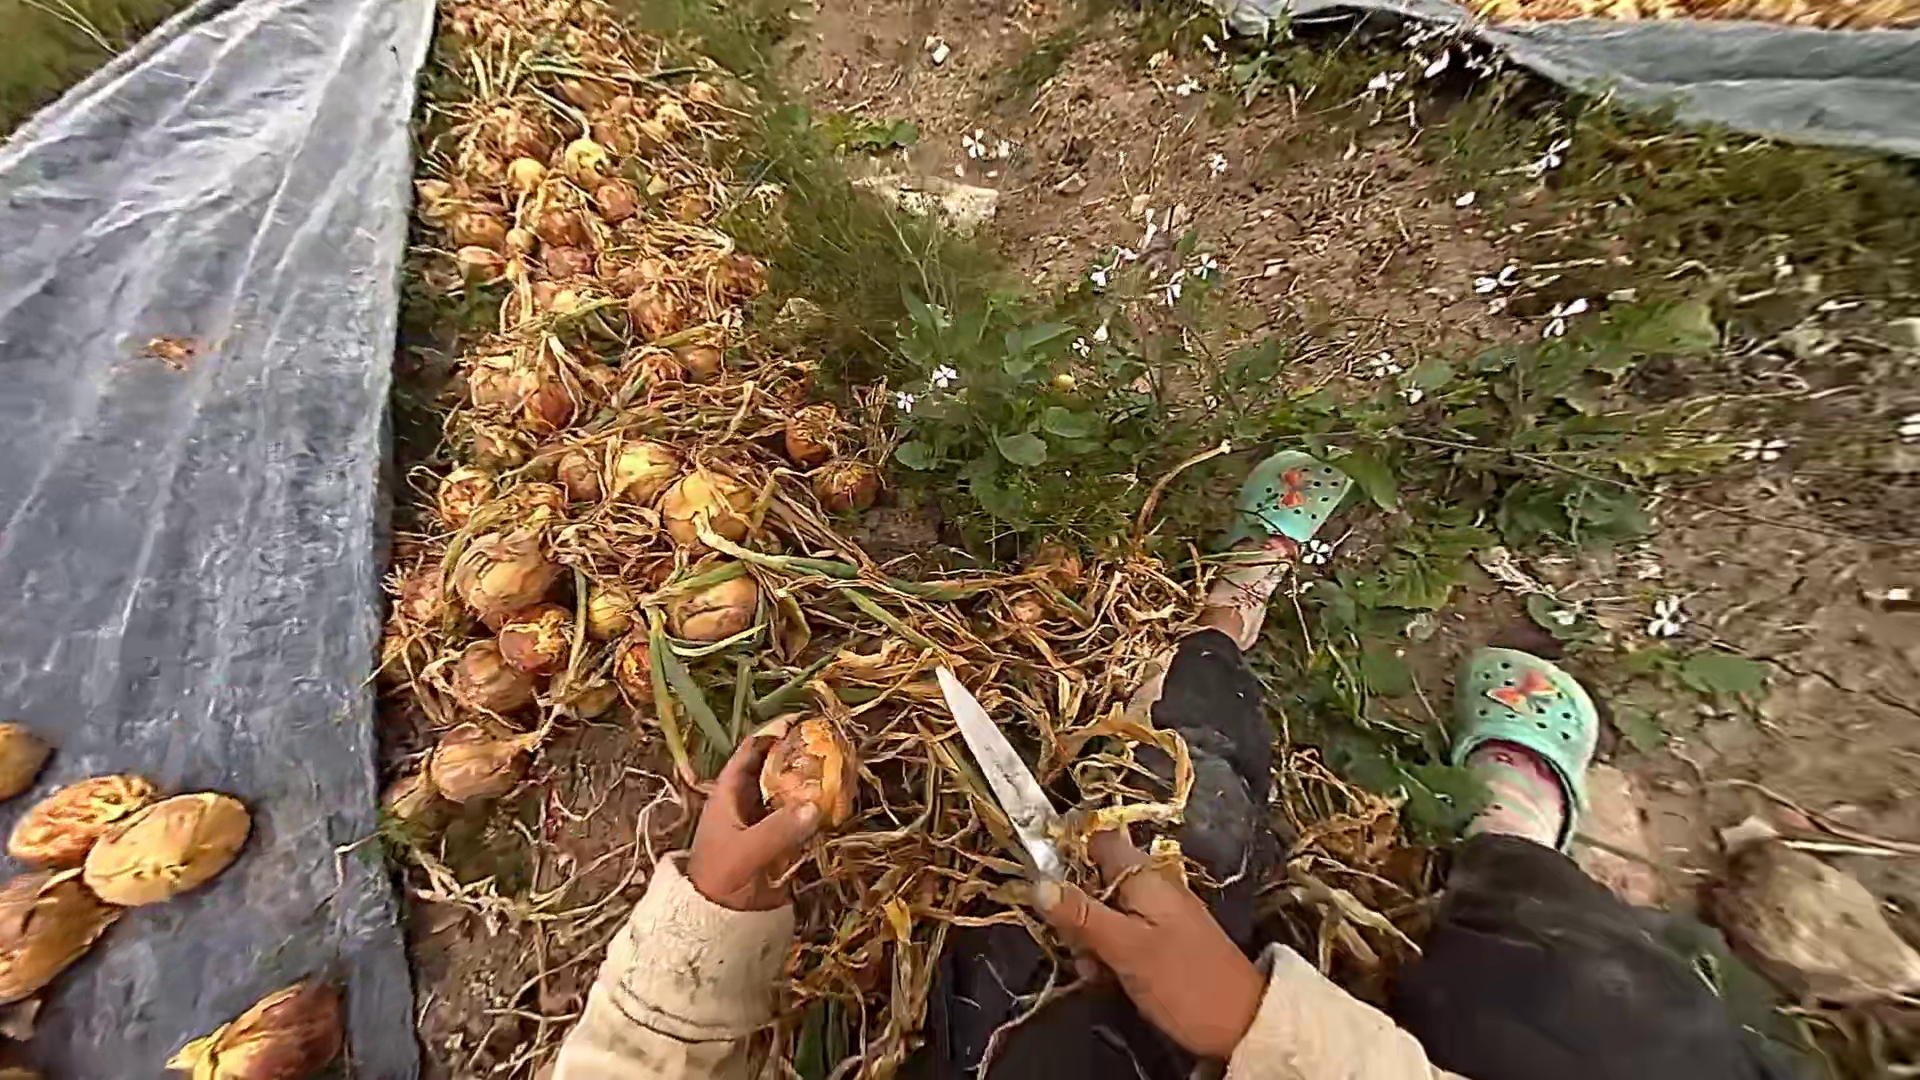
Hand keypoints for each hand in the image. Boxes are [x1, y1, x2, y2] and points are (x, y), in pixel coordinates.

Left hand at [686, 736, 821, 910]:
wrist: (716, 928)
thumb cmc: (720, 881)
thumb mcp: (745, 853)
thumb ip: (778, 830)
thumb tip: (815, 806)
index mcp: (728, 794)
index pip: (750, 751)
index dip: (771, 733)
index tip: (800, 722)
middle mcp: (747, 802)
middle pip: (775, 767)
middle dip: (800, 754)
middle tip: (828, 744)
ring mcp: (764, 821)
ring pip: (790, 790)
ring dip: (811, 780)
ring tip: (838, 767)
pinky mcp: (779, 842)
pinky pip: (800, 816)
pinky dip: (816, 807)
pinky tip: (836, 802)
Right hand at [1034, 829, 1265, 1058]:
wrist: (1246, 1027)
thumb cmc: (1185, 980)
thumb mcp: (1127, 948)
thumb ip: (1081, 915)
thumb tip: (1036, 884)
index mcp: (1140, 872)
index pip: (1093, 837)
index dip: (1065, 850)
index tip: (1044, 878)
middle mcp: (1146, 881)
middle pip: (1092, 875)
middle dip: (1074, 906)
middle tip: (1075, 943)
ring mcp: (1154, 909)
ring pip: (1102, 906)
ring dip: (1089, 934)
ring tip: (1093, 968)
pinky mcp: (1159, 935)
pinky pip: (1119, 929)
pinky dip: (1107, 948)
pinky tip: (1106, 975)